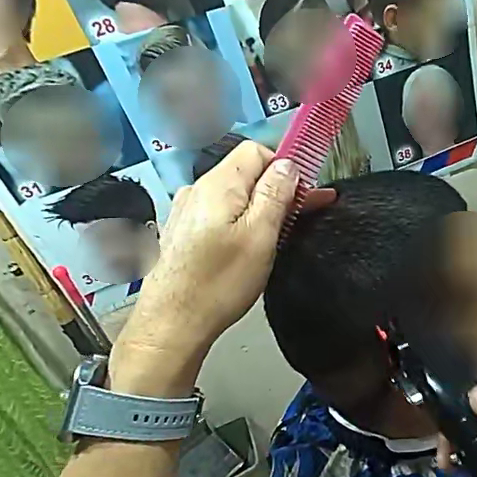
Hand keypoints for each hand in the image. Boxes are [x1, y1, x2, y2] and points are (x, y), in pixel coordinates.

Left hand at [109, 142, 330, 395]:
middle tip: (300, 217)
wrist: (171, 325)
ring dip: (259, 208)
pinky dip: (239, 223)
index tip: (305, 195)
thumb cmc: (218, 284)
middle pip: (246, 172)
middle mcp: (197, 190)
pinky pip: (219, 214)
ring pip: (234, 195)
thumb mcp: (260, 236)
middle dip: (276, 190)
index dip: (286, 168)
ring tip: (274, 238)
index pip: (258, 151)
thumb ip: (275, 194)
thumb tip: (288, 165)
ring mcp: (187, 211)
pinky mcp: (183, 232)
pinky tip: (247, 248)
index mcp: (218, 184)